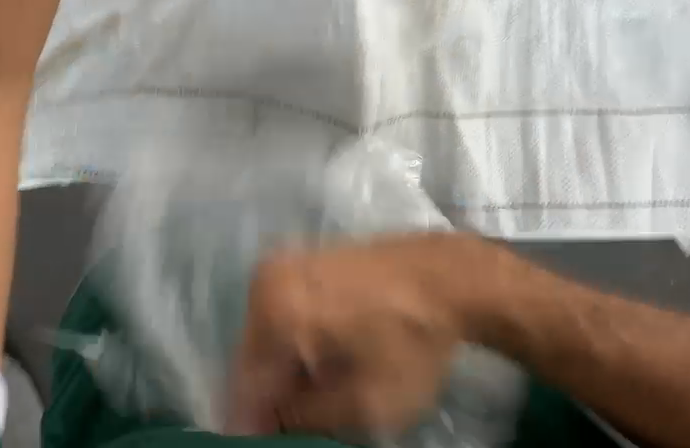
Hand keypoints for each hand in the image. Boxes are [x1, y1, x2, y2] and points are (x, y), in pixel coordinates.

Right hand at [230, 233, 501, 437]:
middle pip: (251, 360)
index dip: (255, 426)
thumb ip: (304, 420)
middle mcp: (265, 283)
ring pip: (265, 337)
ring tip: (318, 394)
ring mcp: (281, 266)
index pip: (244, 389)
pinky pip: (280, 314)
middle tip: (301, 422)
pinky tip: (323, 362)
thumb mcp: (365, 404)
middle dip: (269, 397)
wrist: (445, 275)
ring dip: (282, 372)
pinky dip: (293, 344)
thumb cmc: (408, 341)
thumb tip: (272, 423)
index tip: (274, 442)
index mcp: (273, 313)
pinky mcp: (300, 261)